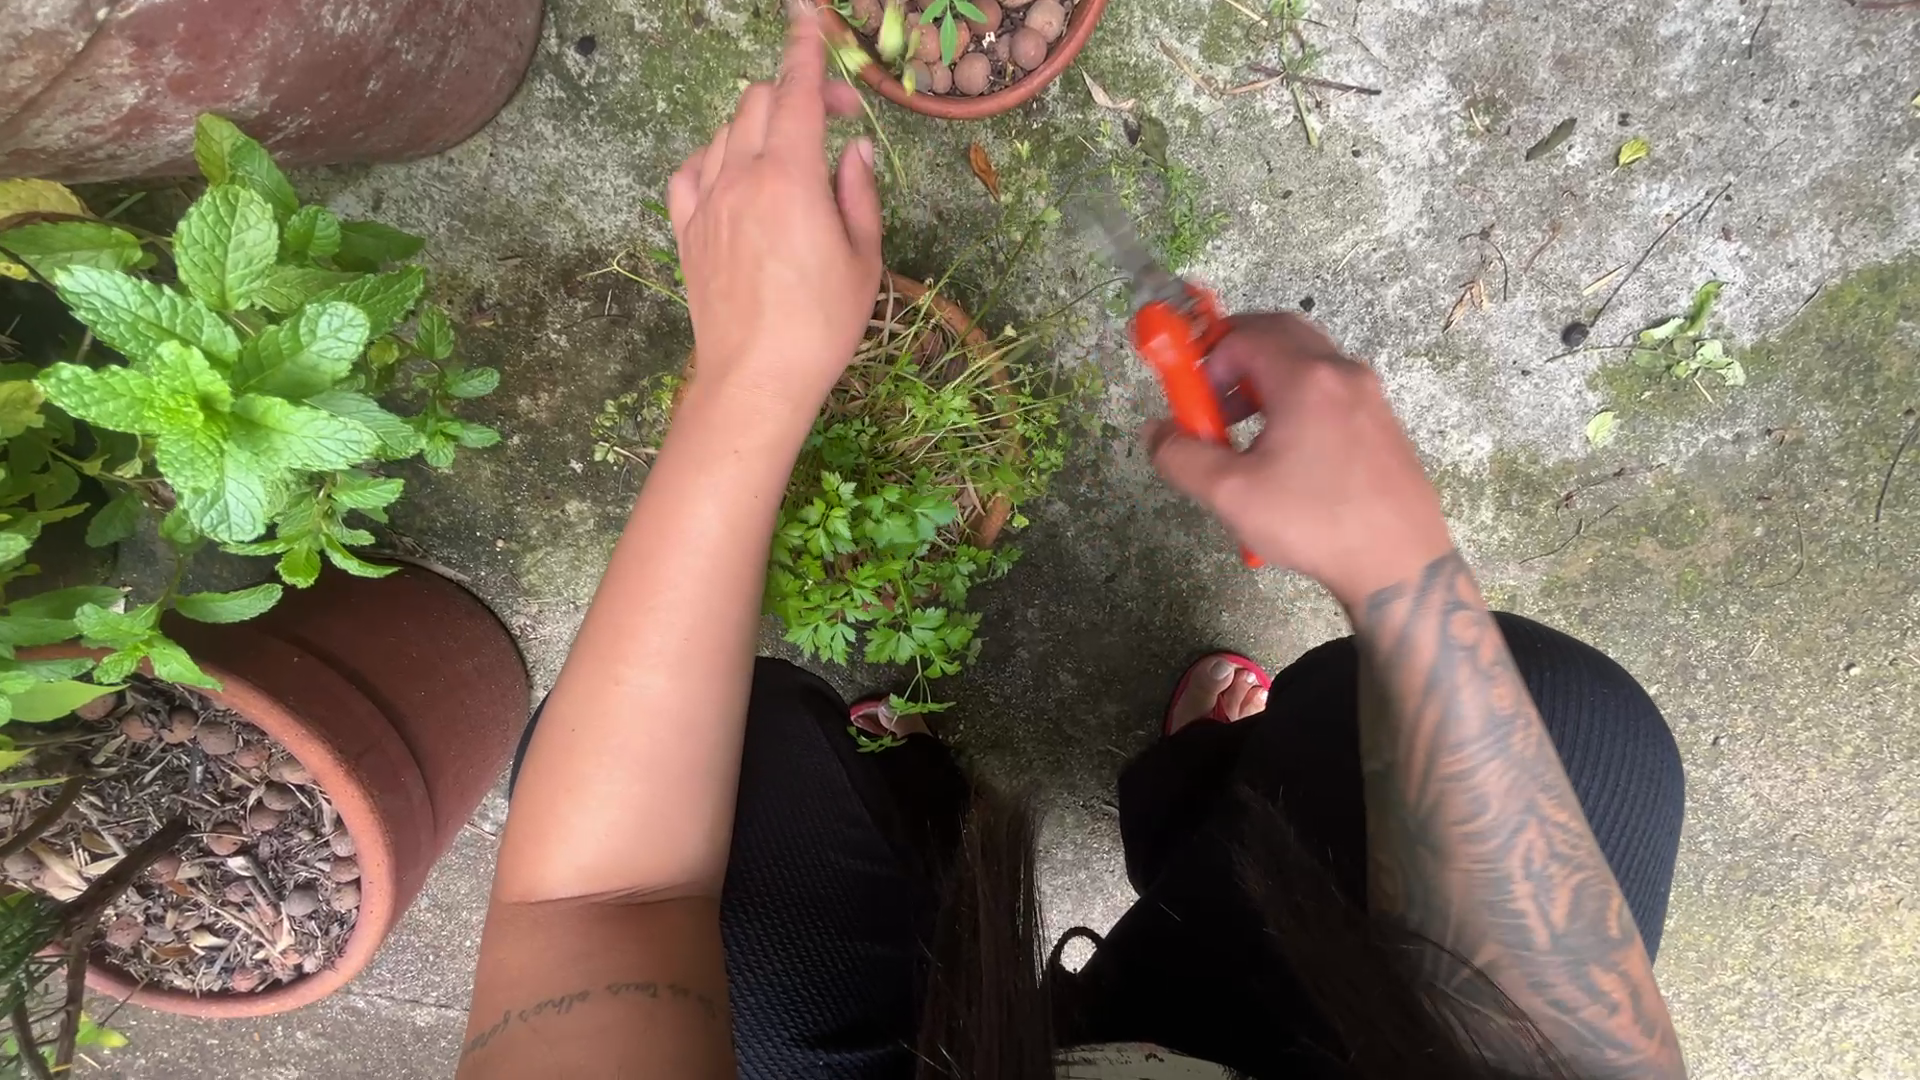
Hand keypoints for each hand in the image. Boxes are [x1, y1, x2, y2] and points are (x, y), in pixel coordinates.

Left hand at [666, 3, 882, 418]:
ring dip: (758, 127)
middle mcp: (741, 176)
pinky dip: (715, 158)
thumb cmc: (823, 327)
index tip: (811, 23)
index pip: (796, 92)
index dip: (808, 53)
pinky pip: (692, 169)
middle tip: (829, 124)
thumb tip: (853, 151)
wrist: (757, 378)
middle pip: (758, 102)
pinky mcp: (687, 231)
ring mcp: (707, 202)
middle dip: (794, 93)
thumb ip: (859, 196)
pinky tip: (733, 177)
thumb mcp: (864, 263)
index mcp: (791, 178)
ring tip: (787, 160)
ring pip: (725, 131)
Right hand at [1148, 313, 1454, 607]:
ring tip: (1240, 431)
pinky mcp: (1381, 422)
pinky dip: (1292, 398)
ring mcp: (1369, 396)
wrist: (1398, 563)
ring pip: (1305, 360)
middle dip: (1233, 357)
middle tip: (1210, 399)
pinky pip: (1327, 388)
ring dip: (1261, 380)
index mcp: (1306, 379)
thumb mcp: (1229, 493)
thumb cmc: (1311, 522)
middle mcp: (1342, 373)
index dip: (1206, 360)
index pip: (1245, 334)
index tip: (1193, 402)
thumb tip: (1154, 431)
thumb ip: (1179, 456)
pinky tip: (1281, 453)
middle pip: (1279, 332)